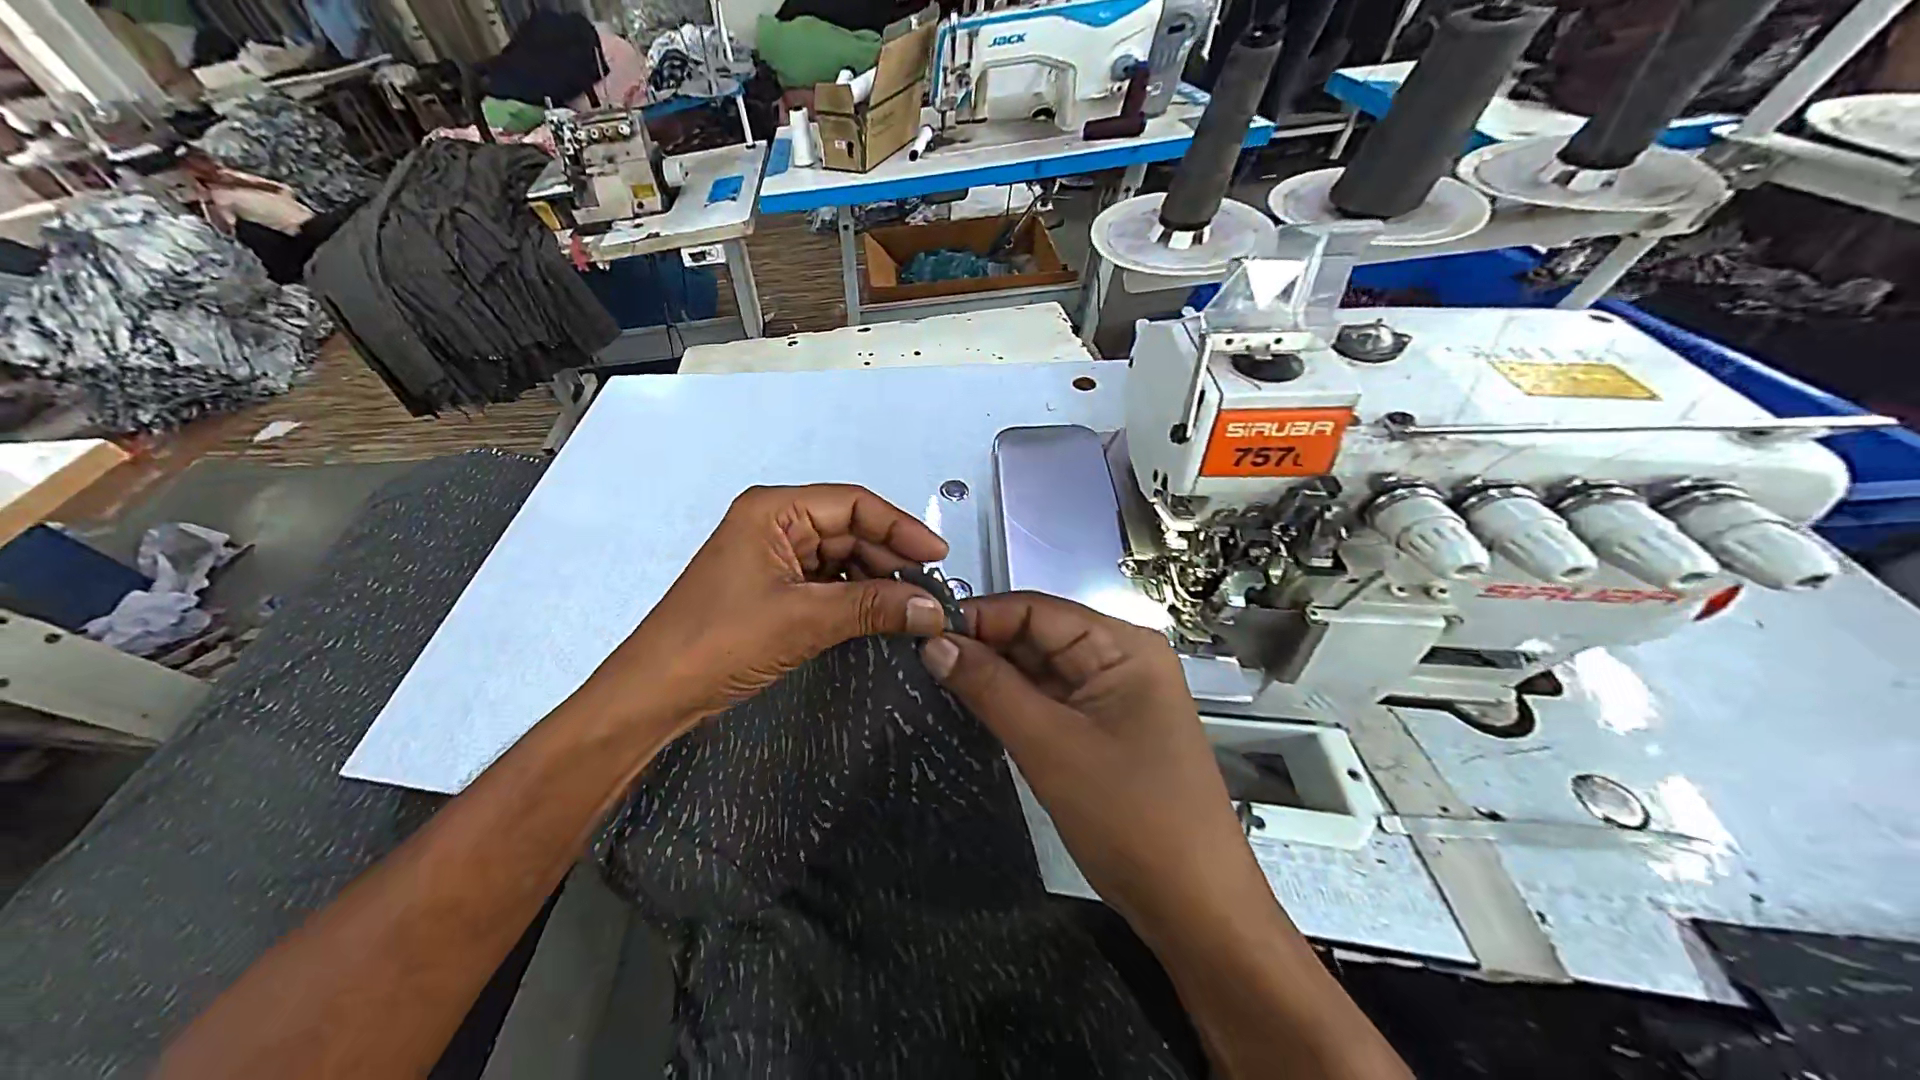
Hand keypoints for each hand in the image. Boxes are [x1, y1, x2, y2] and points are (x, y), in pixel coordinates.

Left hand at [592, 484, 950, 733]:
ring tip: (910, 607)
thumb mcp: (804, 619)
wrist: (657, 694)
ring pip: (843, 559)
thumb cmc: (712, 642)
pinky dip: (856, 598)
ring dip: (876, 581)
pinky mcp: (775, 590)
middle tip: (928, 591)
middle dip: (891, 559)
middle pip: (851, 531)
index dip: (900, 526)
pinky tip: (880, 615)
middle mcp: (774, 527)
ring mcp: (774, 559)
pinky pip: (829, 584)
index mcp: (772, 511)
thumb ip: (873, 607)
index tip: (935, 554)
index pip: (854, 504)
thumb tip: (929, 607)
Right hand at [919, 592, 1266, 933]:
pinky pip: (1050, 701)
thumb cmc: (1131, 816)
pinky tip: (974, 707)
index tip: (921, 633)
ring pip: (1040, 669)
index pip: (1037, 609)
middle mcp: (1121, 659)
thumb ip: (989, 687)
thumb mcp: (1050, 745)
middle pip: (1039, 635)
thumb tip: (933, 642)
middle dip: (983, 647)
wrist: (1194, 906)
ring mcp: (1113, 696)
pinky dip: (1014, 703)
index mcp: (1124, 645)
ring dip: (995, 676)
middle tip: (920, 662)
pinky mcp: (1103, 729)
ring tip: (935, 681)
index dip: (979, 617)